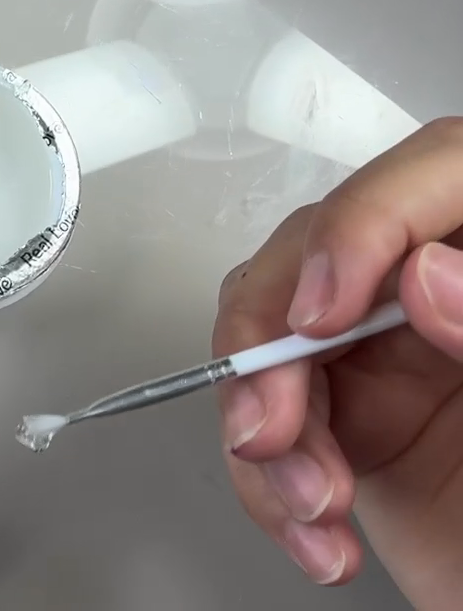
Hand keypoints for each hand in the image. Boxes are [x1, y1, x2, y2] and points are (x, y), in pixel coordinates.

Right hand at [215, 119, 462, 601]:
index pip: (438, 179)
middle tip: (275, 426)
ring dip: (257, 419)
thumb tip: (431, 271)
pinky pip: (256, 404)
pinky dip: (261, 468)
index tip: (323, 314)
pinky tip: (302, 519)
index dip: (364, 225)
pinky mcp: (340, 409)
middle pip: (315, 261)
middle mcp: (442, 301)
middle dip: (272, 349)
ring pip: (264, 333)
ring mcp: (388, 354)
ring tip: (302, 500)